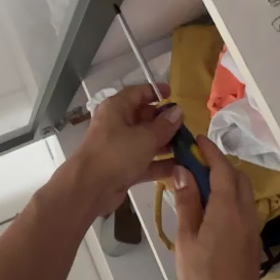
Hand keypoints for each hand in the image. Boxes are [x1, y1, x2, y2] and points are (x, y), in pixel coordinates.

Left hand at [62, 85, 184, 218]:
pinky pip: (145, 161)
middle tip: (188, 127)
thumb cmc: (116, 154)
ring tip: (190, 147)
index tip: (174, 95)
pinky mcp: (124, 167)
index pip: (138, 93)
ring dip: (166, 144)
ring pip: (146, 141)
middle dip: (165, 122)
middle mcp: (117, 124)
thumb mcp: (144, 137)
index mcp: (117, 108)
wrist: (90, 188)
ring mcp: (120, 147)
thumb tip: (178, 111)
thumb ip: (164, 125)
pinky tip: (180, 167)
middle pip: (144, 118)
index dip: (155, 92)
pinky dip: (160, 163)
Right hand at [171, 136, 262, 279]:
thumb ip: (186, 202)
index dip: (210, 151)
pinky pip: (243, 207)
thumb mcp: (186, 238)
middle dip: (219, 162)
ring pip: (243, 191)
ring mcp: (252, 227)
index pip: (222, 168)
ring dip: (226, 179)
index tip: (196, 139)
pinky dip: (230, 195)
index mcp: (227, 208)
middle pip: (237, 176)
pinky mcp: (252, 240)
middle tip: (195, 161)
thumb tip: (183, 171)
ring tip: (200, 182)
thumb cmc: (204, 277)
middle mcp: (245, 212)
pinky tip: (212, 207)